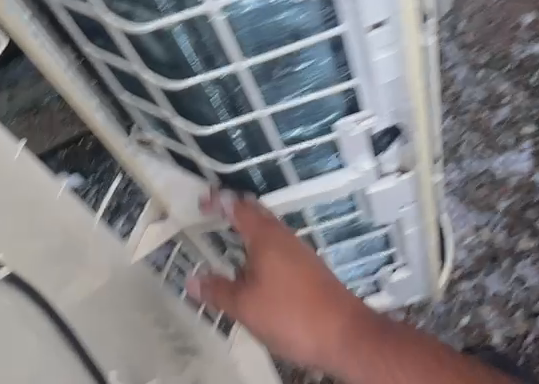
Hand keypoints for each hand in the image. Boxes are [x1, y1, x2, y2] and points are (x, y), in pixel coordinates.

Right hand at [186, 191, 380, 376]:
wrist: (347, 336)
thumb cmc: (291, 314)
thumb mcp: (246, 307)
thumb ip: (218, 291)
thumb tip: (191, 279)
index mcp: (264, 235)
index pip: (236, 206)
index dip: (217, 202)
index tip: (201, 204)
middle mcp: (282, 235)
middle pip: (255, 213)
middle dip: (234, 211)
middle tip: (213, 216)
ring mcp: (299, 251)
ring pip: (269, 231)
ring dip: (250, 232)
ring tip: (231, 245)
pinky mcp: (310, 268)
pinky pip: (279, 247)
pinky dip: (262, 250)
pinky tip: (258, 273)